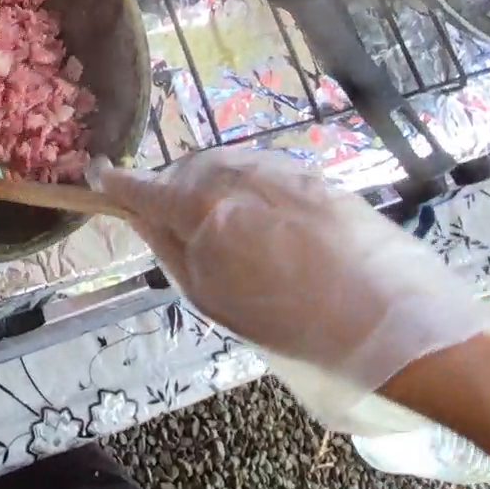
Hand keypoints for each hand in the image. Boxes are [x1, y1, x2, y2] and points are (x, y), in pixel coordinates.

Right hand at [98, 149, 489, 415]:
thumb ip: (168, 250)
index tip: (96, 172)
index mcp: (200, 208)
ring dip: (212, 190)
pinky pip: (257, 171)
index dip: (114, 181)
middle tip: (187, 233)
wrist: (393, 322)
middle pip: (181, 172)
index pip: (141, 186)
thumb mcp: (213, 299)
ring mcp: (272, 166)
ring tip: (237, 236)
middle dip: (173, 193)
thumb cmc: (291, 322)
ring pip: (220, 167)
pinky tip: (272, 228)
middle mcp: (231, 173)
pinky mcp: (307, 171)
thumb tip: (141, 217)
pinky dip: (248, 190)